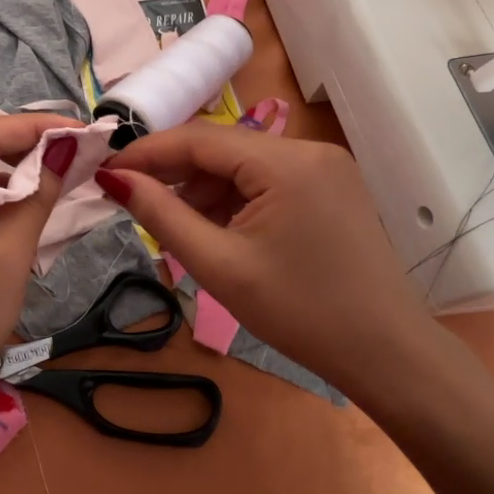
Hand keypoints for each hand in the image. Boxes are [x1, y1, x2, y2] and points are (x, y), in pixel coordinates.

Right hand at [95, 123, 432, 397]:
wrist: (389, 355)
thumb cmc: (300, 313)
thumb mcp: (219, 265)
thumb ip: (160, 215)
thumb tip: (112, 178)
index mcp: (285, 162)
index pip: (197, 138)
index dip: (146, 152)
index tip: (104, 172)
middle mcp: (308, 149)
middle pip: (220, 146)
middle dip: (173, 172)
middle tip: (130, 199)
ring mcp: (325, 166)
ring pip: (242, 163)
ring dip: (202, 187)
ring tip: (174, 225)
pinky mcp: (332, 187)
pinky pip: (267, 178)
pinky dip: (233, 197)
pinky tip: (215, 228)